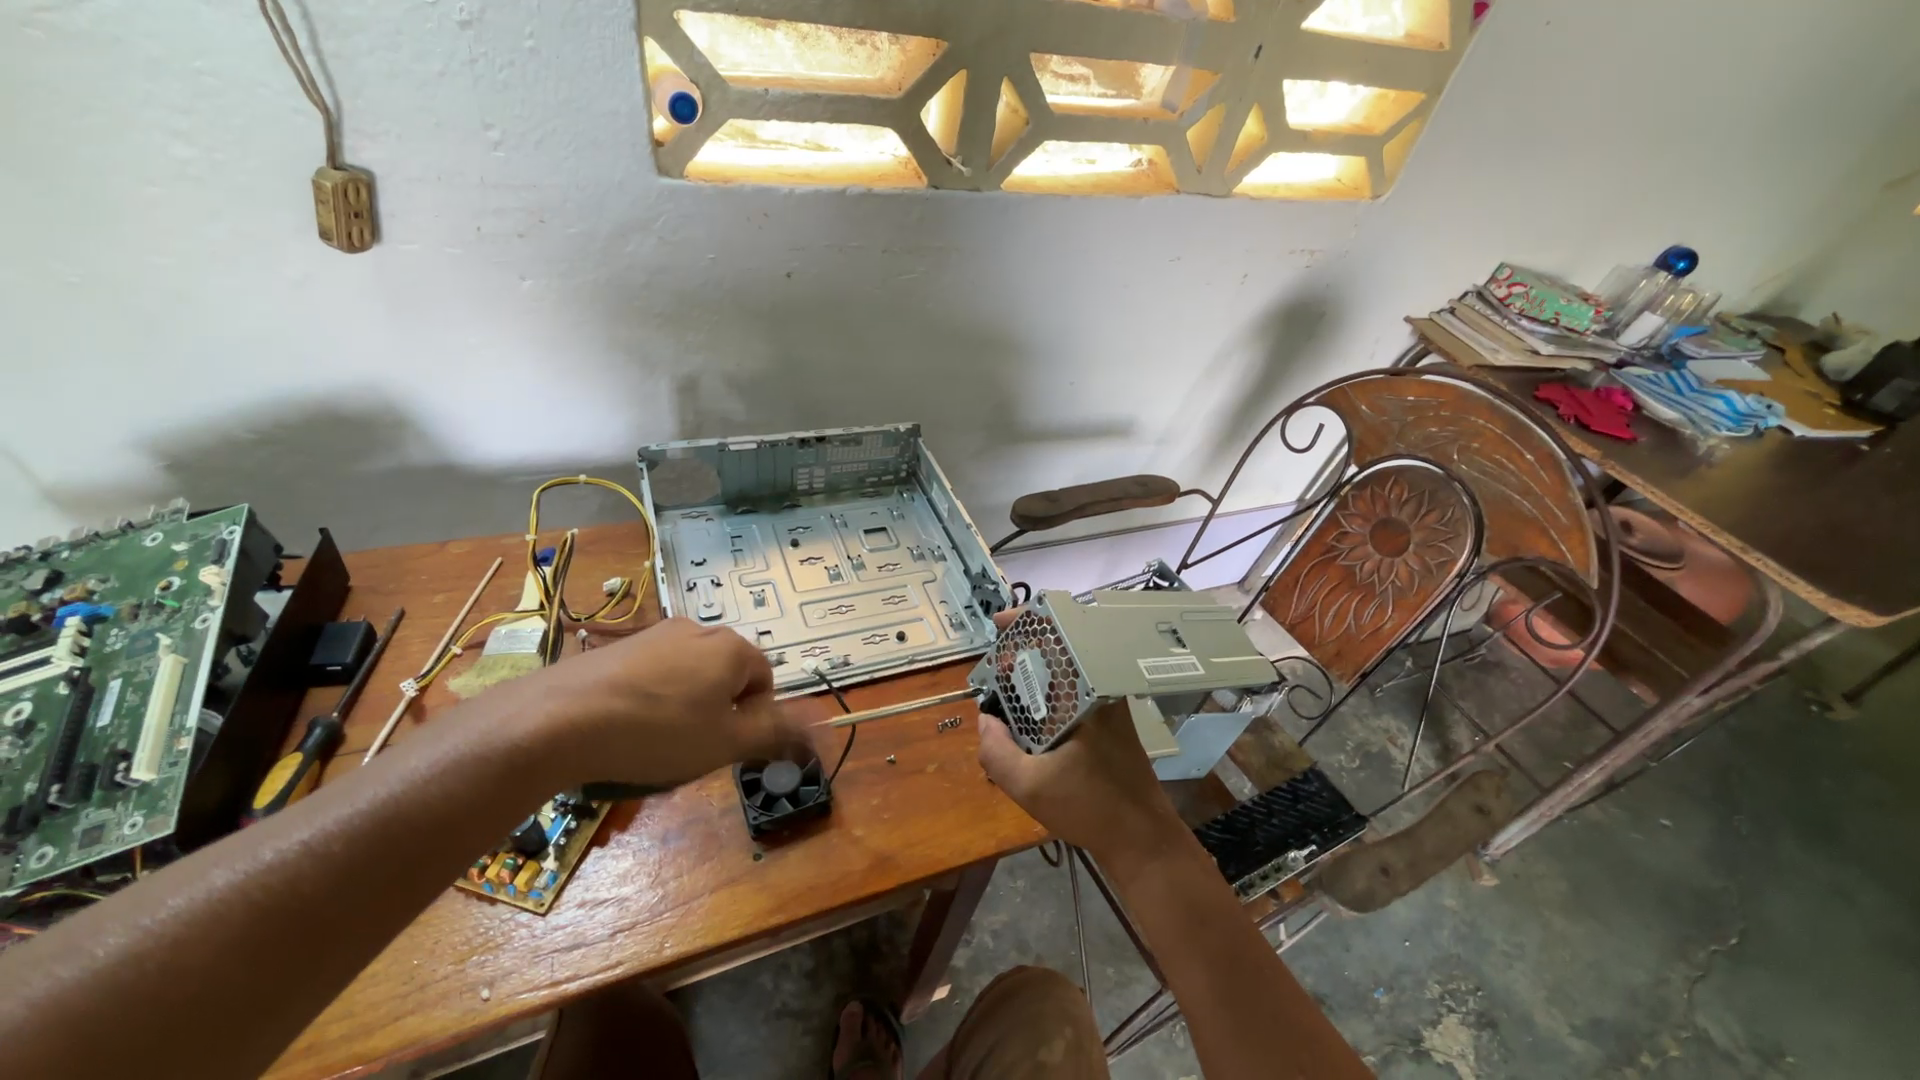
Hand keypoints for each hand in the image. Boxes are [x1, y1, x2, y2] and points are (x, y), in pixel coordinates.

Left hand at [544, 618, 818, 788]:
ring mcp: (653, 635)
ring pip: (687, 676)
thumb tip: (823, 726)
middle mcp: (696, 630)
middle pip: (726, 675)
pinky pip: (650, 676)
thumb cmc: (658, 733)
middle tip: (693, 748)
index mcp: (731, 648)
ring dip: (683, 708)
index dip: (753, 718)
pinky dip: (648, 701)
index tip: (727, 747)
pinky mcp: (616, 648)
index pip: (765, 681)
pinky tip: (623, 730)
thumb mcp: (726, 743)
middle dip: (718, 711)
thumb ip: (776, 732)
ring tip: (654, 744)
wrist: (558, 719)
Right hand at [974, 608, 1187, 863]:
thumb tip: (985, 722)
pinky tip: (1030, 727)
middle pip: (1060, 655)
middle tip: (995, 673)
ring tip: (1006, 698)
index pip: (1058, 640)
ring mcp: (1110, 710)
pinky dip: (1050, 702)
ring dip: (1036, 682)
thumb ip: (996, 751)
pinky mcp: (1112, 728)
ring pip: (1066, 680)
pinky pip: (1075, 700)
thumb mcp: (1028, 786)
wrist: (1142, 840)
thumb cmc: (1090, 808)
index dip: (1026, 623)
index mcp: (1088, 695)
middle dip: (1024, 656)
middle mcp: (1102, 693)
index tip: (998, 622)